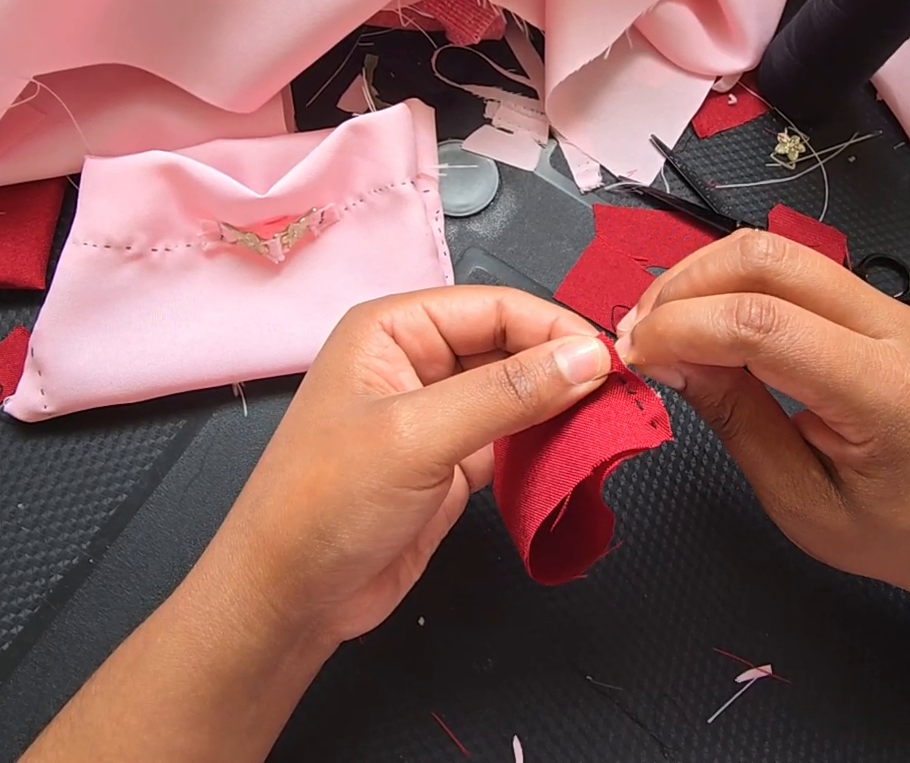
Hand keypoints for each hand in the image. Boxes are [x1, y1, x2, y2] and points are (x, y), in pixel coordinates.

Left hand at [201, 286, 612, 645]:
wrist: (288, 602)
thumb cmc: (328, 502)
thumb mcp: (417, 436)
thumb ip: (507, 393)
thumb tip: (589, 356)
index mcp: (397, 327)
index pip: (494, 307)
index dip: (554, 328)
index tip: (610, 361)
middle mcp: (419, 358)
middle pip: (510, 346)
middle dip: (562, 368)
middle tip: (621, 397)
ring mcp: (438, 411)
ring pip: (517, 391)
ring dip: (560, 407)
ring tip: (609, 425)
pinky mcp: (454, 458)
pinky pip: (513, 436)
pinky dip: (545, 444)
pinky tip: (576, 454)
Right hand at [615, 229, 909, 608]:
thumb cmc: (886, 532)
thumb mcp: (796, 499)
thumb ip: (733, 418)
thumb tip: (667, 357)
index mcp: (886, 394)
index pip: (765, 324)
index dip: (684, 328)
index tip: (634, 353)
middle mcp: (893, 327)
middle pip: (768, 261)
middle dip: (685, 286)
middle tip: (639, 333)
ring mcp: (884, 304)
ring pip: (771, 250)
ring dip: (699, 276)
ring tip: (659, 323)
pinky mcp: (866, 299)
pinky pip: (784, 266)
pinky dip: (725, 281)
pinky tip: (697, 317)